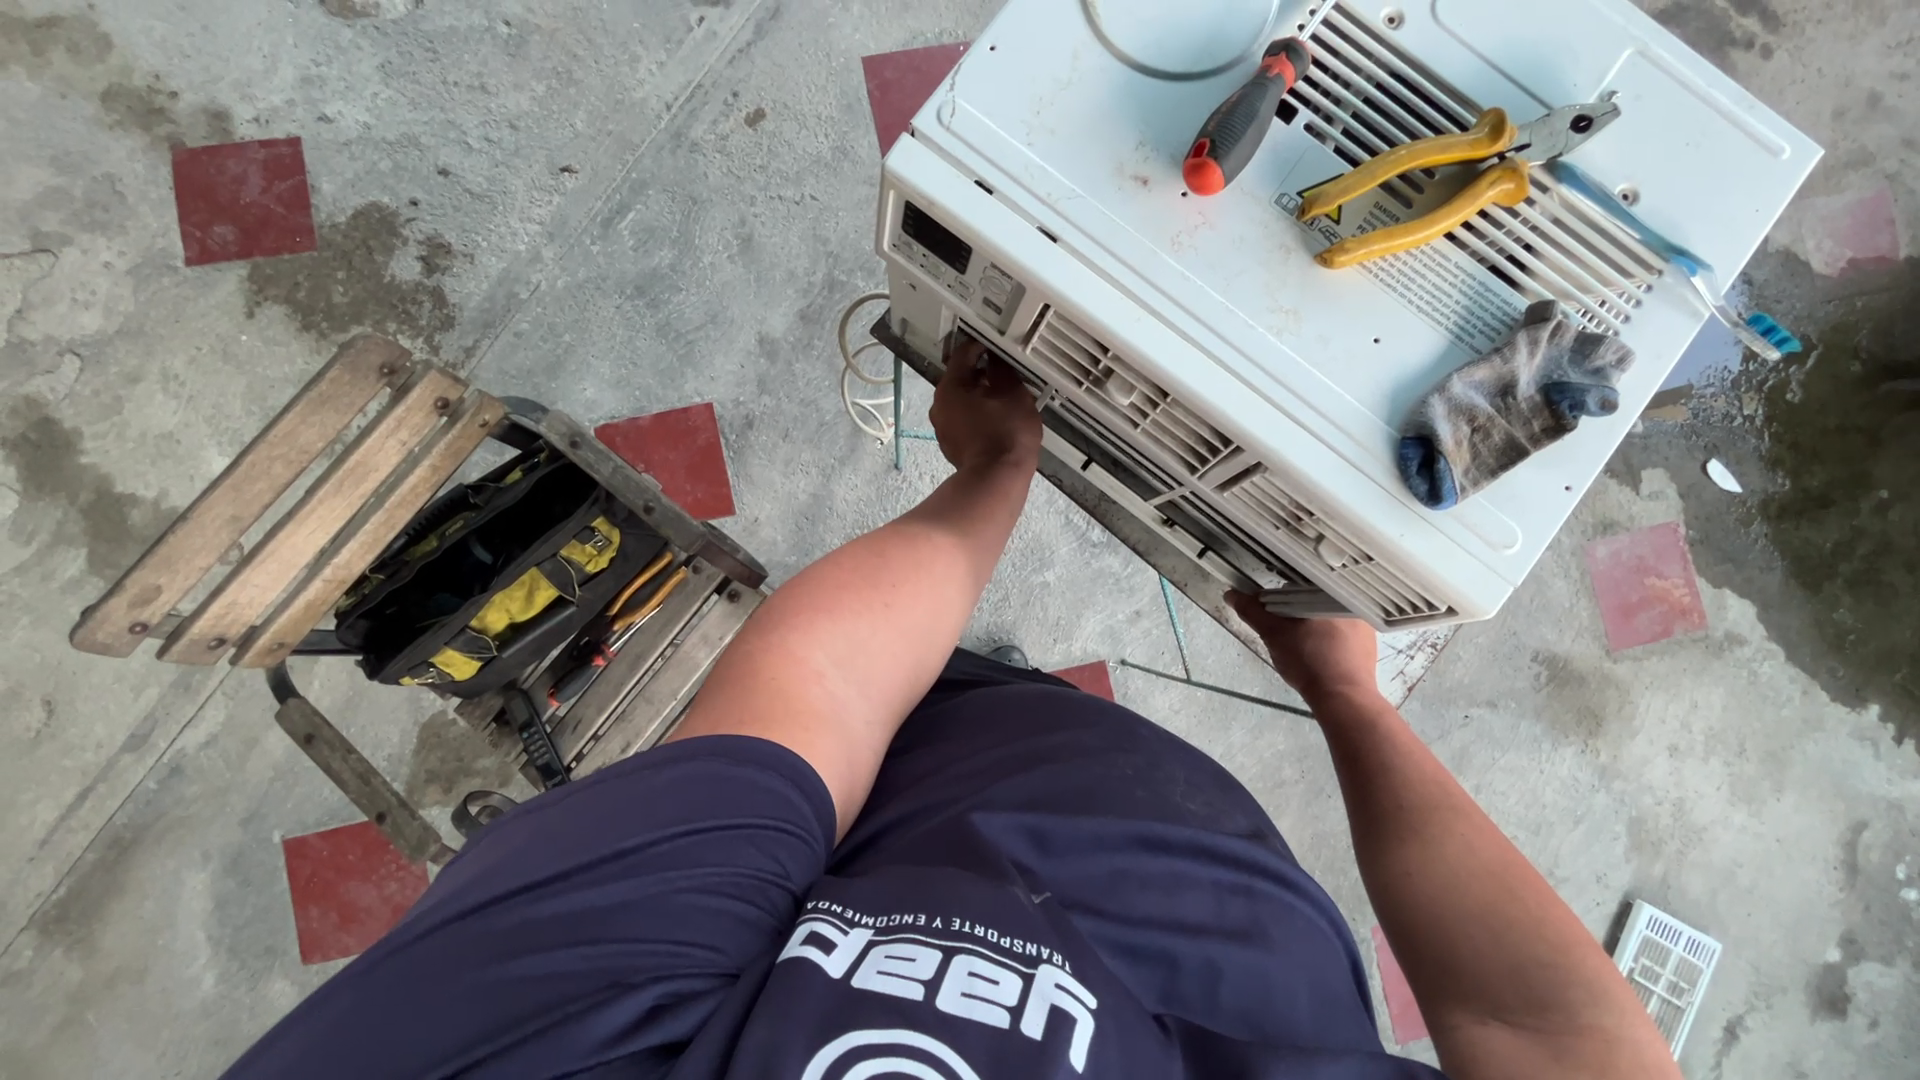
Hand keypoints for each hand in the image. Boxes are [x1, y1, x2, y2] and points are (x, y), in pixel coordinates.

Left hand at [930, 335, 1041, 474]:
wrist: (997, 479)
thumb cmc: (1006, 433)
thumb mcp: (1013, 392)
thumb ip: (1002, 369)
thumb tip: (996, 358)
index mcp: (949, 388)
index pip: (962, 354)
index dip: (981, 346)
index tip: (996, 346)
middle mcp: (939, 406)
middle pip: (960, 379)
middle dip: (981, 374)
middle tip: (1004, 374)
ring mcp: (943, 428)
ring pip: (961, 401)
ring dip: (980, 396)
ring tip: (1004, 398)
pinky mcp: (951, 446)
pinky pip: (964, 421)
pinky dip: (977, 415)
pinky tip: (996, 420)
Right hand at [1225, 591, 1381, 709]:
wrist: (1342, 696)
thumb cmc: (1308, 660)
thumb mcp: (1272, 634)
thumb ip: (1252, 611)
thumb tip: (1232, 594)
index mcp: (1329, 593)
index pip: (1295, 586)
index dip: (1277, 600)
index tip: (1270, 616)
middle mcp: (1350, 602)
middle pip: (1312, 600)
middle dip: (1296, 613)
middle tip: (1285, 634)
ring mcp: (1363, 622)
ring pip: (1328, 615)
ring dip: (1314, 624)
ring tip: (1303, 646)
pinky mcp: (1370, 641)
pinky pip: (1344, 631)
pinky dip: (1332, 637)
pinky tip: (1323, 653)